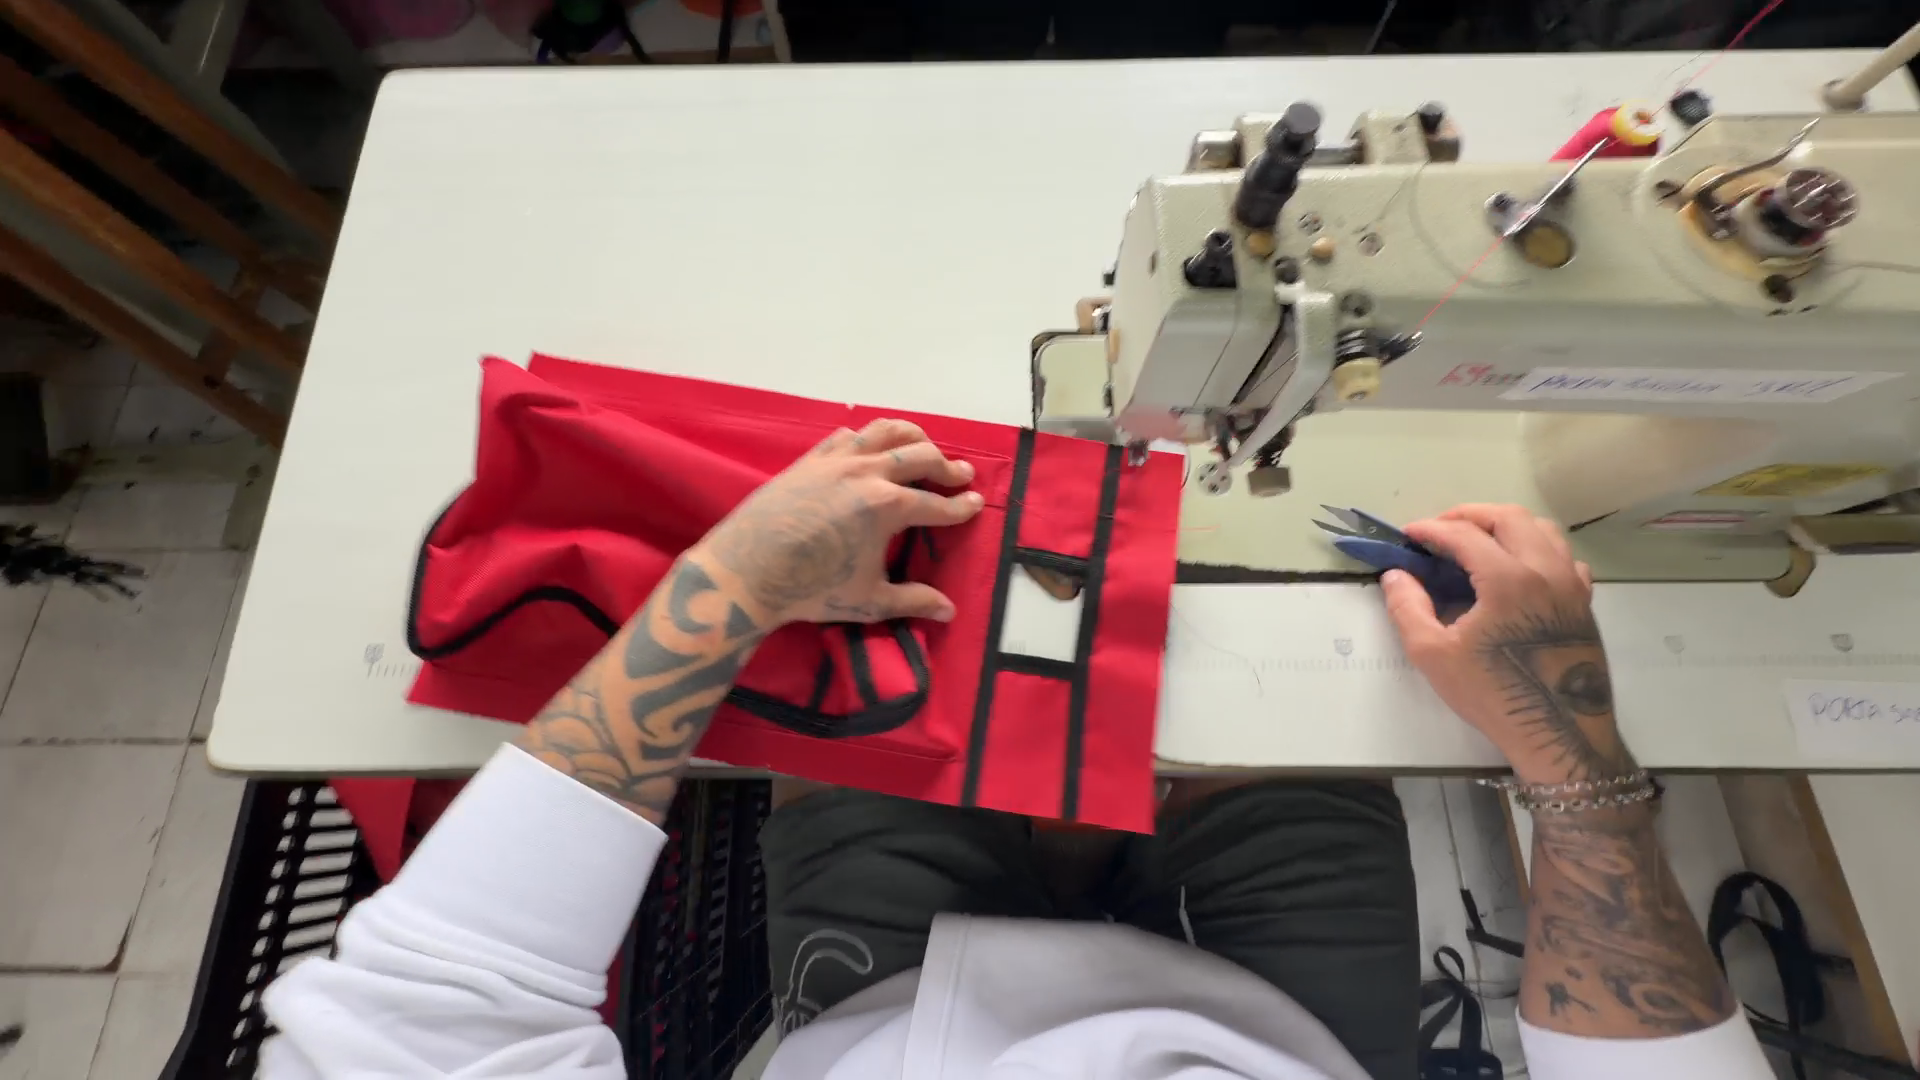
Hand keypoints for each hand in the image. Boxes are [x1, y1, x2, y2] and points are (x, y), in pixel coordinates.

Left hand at [694, 418, 984, 627]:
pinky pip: (849, 434)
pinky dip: (870, 437)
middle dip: (947, 466)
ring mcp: (837, 459)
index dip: (961, 506)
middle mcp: (868, 473)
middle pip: (921, 456)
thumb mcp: (868, 600)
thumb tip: (949, 612)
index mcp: (888, 507)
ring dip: (913, 437)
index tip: (976, 502)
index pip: (937, 504)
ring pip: (886, 432)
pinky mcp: (811, 458)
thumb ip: (913, 601)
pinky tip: (871, 448)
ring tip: (924, 446)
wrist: (747, 570)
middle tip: (961, 474)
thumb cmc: (811, 589)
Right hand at [1380, 504, 1631, 783]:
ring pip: (1542, 531)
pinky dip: (1534, 549)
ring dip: (1503, 527)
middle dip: (1468, 516)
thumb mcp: (1431, 653)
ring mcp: (1573, 586)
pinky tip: (1513, 570)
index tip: (1406, 535)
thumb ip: (1408, 606)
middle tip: (1438, 530)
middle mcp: (1547, 572)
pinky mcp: (1584, 604)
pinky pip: (1564, 558)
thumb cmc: (1491, 692)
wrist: (1559, 734)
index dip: (1430, 529)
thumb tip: (1396, 574)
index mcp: (1509, 580)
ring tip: (1473, 543)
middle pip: (1509, 518)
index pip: (1464, 535)